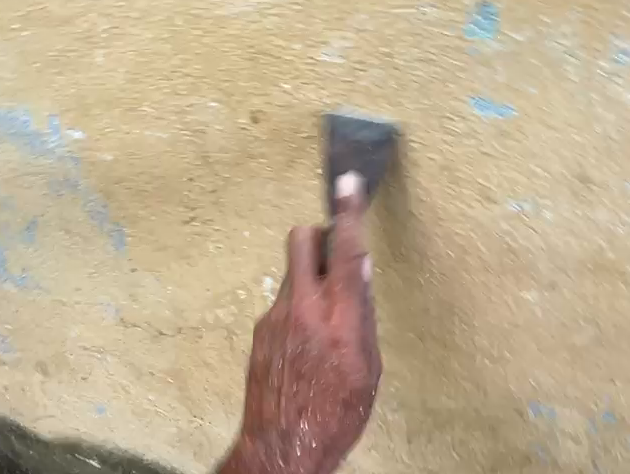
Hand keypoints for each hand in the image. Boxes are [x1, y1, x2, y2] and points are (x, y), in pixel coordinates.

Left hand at [219, 173, 380, 473]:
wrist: (283, 448)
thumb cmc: (336, 415)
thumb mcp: (368, 370)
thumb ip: (364, 315)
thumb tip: (362, 270)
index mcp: (340, 318)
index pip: (347, 250)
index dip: (349, 211)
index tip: (348, 182)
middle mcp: (304, 307)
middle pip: (302, 238)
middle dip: (318, 236)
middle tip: (333, 257)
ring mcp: (277, 315)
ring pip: (294, 272)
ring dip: (310, 280)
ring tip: (323, 325)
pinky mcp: (260, 328)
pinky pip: (283, 301)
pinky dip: (298, 309)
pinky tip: (305, 347)